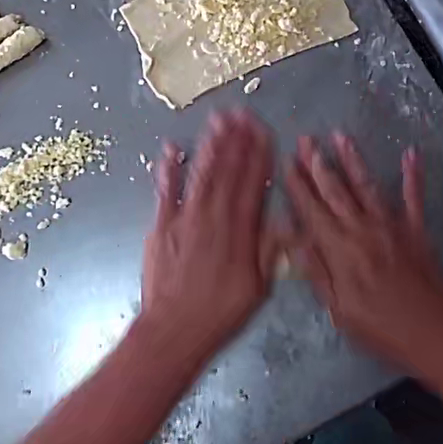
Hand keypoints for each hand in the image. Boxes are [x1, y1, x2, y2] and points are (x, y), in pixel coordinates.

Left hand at [138, 109, 277, 361]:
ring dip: (210, 145)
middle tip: (242, 113)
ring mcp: (185, 219)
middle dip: (236, 141)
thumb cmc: (219, 313)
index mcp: (240, 233)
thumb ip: (268, 251)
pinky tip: (172, 147)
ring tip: (217, 120)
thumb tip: (281, 222)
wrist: (175, 330)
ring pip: (201, 175)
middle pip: (228, 173)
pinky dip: (168, 168)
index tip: (264, 132)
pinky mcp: (161, 225)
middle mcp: (214, 219)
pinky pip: (165, 192)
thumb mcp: (257, 288)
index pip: (253, 186)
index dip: (260, 157)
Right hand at [285, 135, 442, 371]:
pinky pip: (412, 197)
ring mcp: (389, 224)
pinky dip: (411, 175)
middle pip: (334, 190)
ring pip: (365, 185)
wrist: (433, 332)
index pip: (310, 209)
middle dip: (317, 163)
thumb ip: (314, 268)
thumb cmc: (380, 327)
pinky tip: (409, 154)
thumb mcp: (336, 308)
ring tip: (340, 135)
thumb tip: (290, 236)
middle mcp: (360, 228)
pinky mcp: (415, 228)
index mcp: (338, 247)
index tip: (286, 162)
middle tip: (305, 139)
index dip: (296, 185)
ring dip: (351, 159)